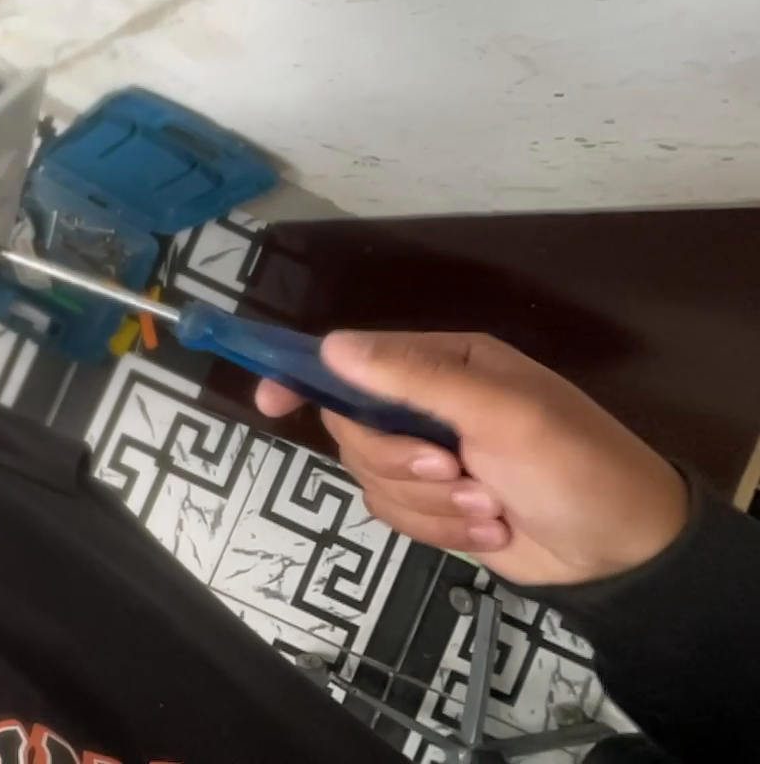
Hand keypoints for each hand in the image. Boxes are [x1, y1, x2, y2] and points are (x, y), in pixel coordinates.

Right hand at [256, 332, 687, 585]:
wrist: (634, 558)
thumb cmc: (578, 468)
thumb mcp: (502, 413)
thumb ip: (414, 378)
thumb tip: (329, 346)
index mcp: (439, 365)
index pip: (347, 359)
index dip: (301, 376)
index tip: (270, 402)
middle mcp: (420, 403)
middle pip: (348, 426)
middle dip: (395, 459)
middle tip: (450, 470)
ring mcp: (421, 452)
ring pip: (365, 473)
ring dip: (425, 500)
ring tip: (487, 506)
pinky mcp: (425, 498)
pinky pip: (387, 509)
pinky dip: (434, 525)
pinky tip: (486, 526)